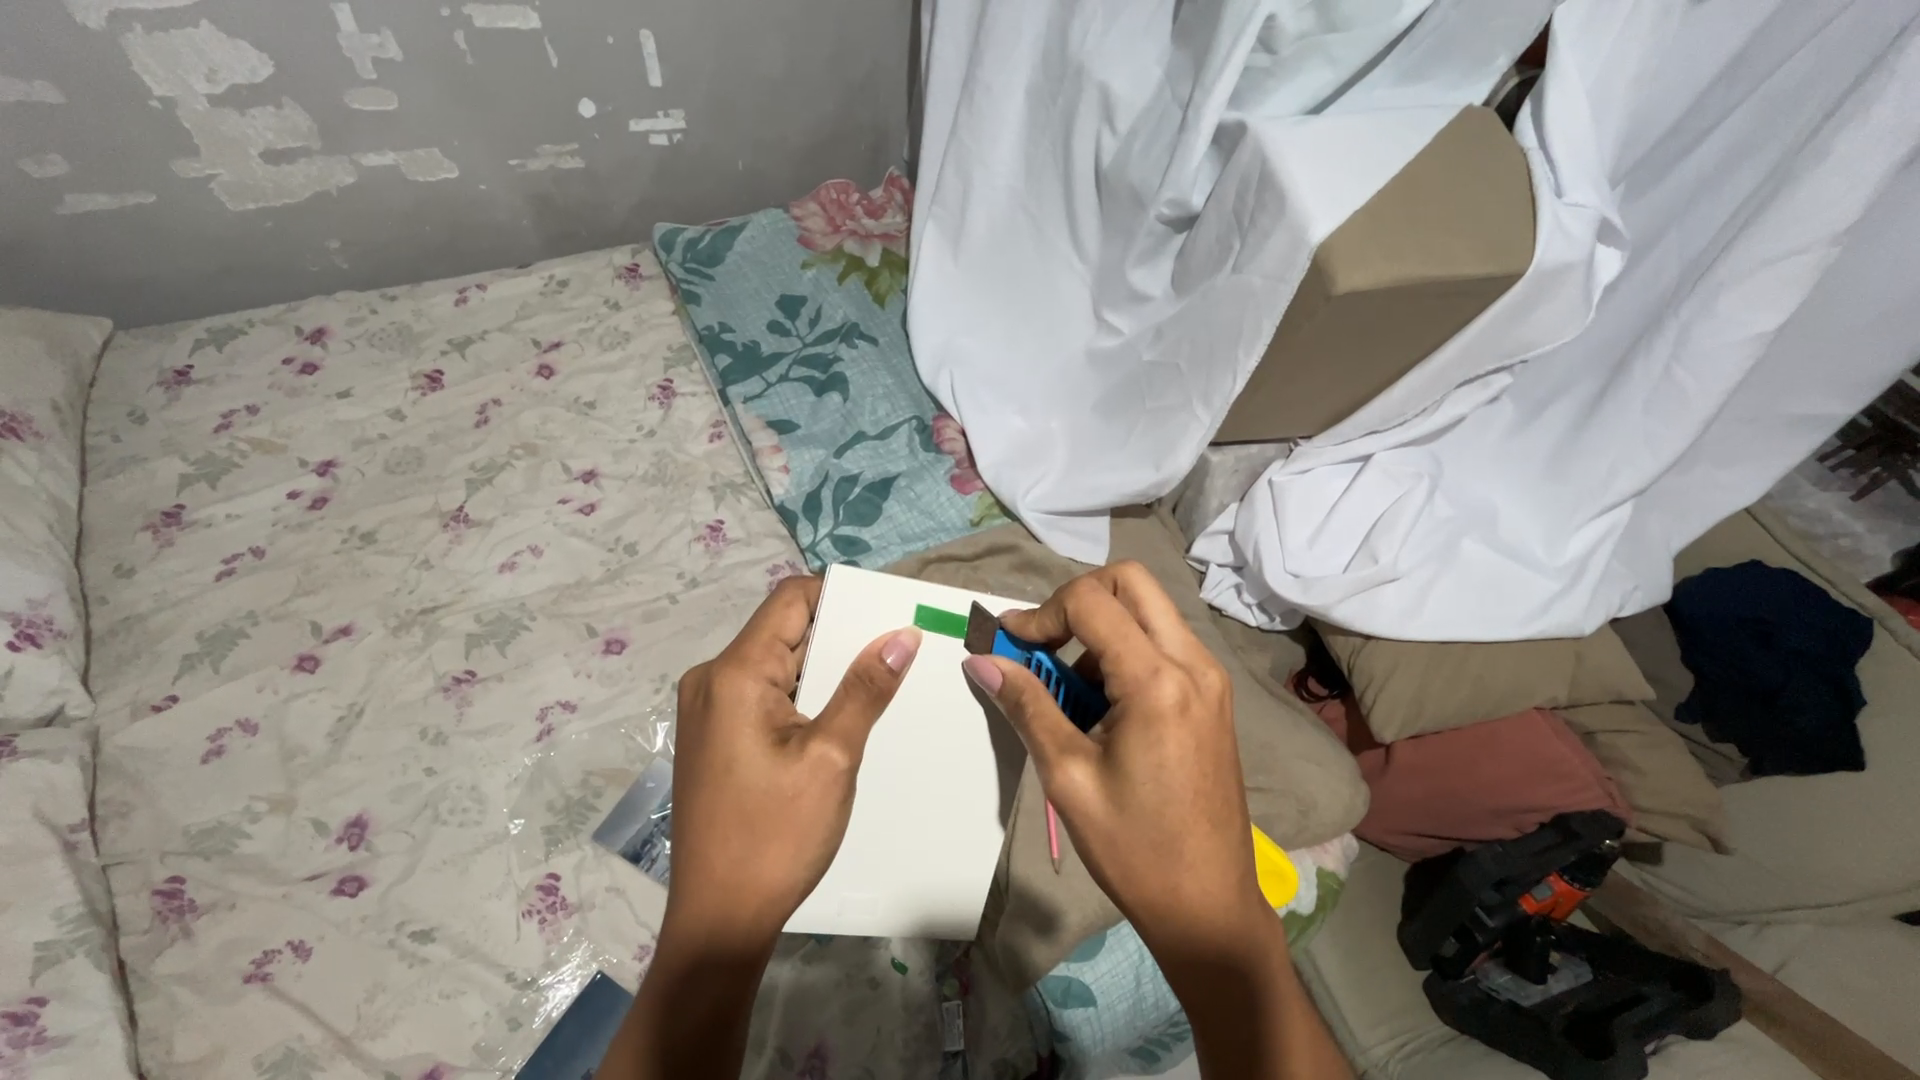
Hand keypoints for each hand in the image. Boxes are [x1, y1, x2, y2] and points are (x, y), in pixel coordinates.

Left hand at [666, 576, 921, 952]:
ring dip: (822, 670)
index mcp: (734, 674)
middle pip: (783, 630)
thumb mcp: (832, 757)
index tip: (887, 613)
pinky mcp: (713, 737)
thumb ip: (865, 689)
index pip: (791, 600)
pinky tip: (836, 720)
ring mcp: (707, 710)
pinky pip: (762, 694)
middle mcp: (711, 680)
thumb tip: (902, 634)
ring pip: (775, 664)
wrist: (718, 919)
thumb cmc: (775, 836)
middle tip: (894, 653)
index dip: (841, 597)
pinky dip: (801, 696)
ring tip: (874, 687)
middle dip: (839, 637)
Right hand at [961, 563, 1269, 952]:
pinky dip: (1125, 648)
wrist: (1209, 904)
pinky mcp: (1212, 696)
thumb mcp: (1068, 776)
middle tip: (1043, 644)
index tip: (1009, 645)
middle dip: (1076, 598)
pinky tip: (1101, 703)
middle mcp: (1193, 663)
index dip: (1040, 613)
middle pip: (1130, 580)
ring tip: (1066, 686)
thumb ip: (1027, 705)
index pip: (1091, 601)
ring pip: (1149, 609)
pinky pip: (1164, 642)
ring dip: (1101, 625)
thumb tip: (981, 660)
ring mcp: (1210, 678)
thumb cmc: (1134, 848)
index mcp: (1158, 681)